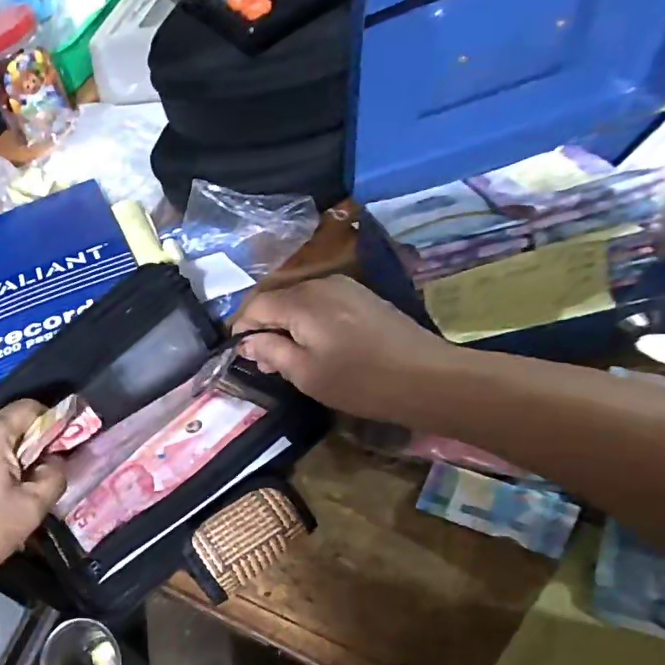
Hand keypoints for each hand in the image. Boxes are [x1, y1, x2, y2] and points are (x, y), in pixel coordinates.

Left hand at [0, 401, 65, 615]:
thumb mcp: (33, 507)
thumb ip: (54, 476)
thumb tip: (54, 462)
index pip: (29, 407)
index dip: (52, 423)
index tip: (60, 451)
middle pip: (4, 427)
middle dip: (26, 448)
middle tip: (37, 481)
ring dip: (2, 463)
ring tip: (8, 499)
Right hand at [234, 275, 453, 422]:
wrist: (427, 377)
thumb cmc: (360, 381)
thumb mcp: (306, 374)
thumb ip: (271, 351)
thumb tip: (247, 340)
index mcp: (302, 301)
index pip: (256, 305)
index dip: (241, 327)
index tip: (237, 353)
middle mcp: (321, 283)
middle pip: (278, 298)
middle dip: (265, 327)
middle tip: (264, 362)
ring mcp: (346, 287)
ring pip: (300, 301)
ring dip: (288, 325)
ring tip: (290, 358)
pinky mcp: (363, 296)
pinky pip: (322, 303)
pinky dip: (310, 321)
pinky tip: (318, 346)